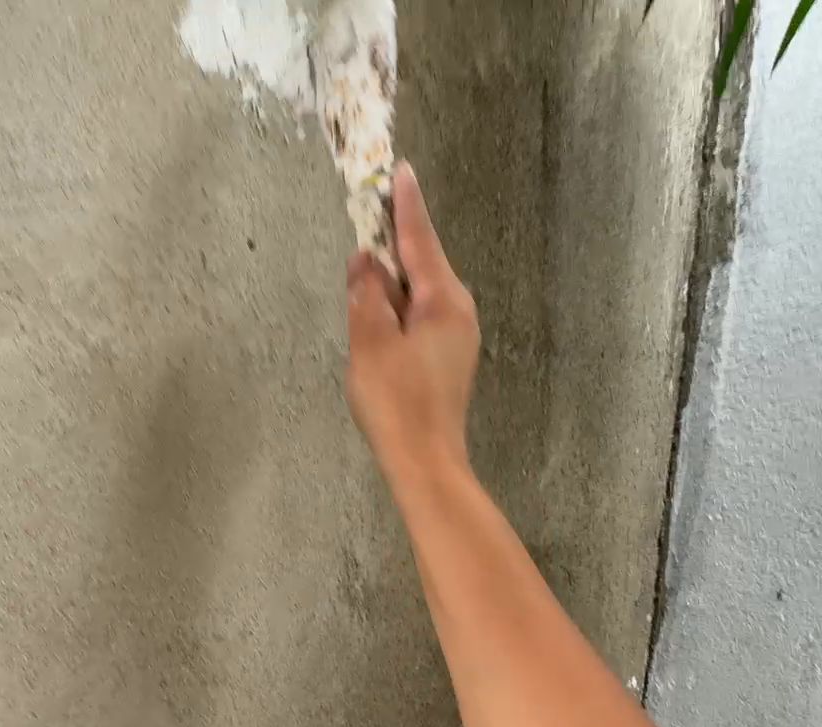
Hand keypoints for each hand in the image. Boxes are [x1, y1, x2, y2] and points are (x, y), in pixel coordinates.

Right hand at [345, 162, 480, 486]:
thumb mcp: (371, 343)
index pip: (421, 241)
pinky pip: (419, 318)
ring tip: (363, 275)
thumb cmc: (396, 401)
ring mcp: (455, 338)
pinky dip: (397, 309)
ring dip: (391, 283)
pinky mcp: (445, 359)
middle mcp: (458, 312)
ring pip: (418, 295)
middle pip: (421, 266)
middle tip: (368, 221)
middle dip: (393, 246)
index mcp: (443, 301)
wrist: (424, 460)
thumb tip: (364, 259)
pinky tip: (377, 318)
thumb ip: (366, 295)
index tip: (400, 171)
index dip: (406, 207)